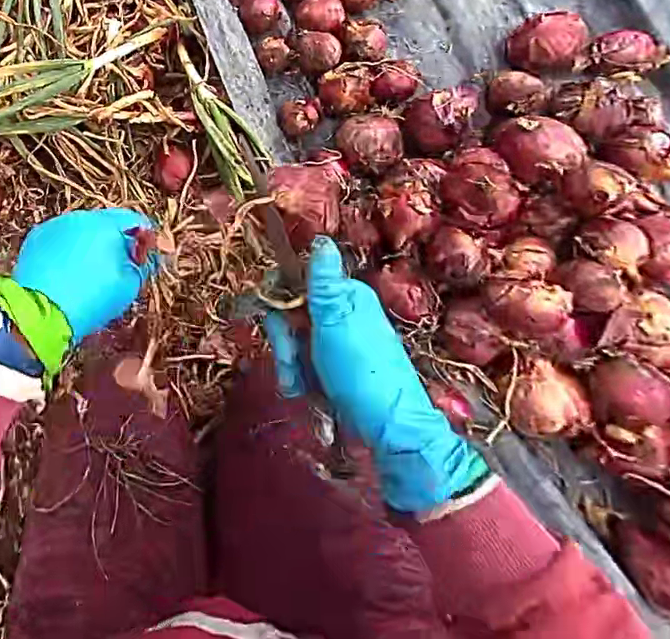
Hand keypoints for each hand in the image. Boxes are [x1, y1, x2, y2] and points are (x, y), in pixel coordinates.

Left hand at [12, 208, 155, 341]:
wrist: (42, 314)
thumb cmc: (90, 299)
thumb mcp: (129, 284)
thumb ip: (142, 262)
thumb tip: (144, 254)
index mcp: (107, 223)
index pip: (135, 220)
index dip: (143, 239)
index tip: (143, 256)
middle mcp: (80, 217)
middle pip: (107, 223)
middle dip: (115, 241)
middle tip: (118, 267)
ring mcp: (56, 225)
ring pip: (83, 229)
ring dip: (90, 244)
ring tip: (88, 273)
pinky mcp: (37, 237)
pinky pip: (61, 238)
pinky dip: (67, 250)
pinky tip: (68, 272)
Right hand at [264, 237, 488, 512]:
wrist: (389, 429)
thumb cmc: (362, 370)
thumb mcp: (336, 321)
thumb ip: (323, 282)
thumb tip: (320, 239)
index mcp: (345, 295)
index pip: (296, 282)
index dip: (280, 302)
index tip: (280, 323)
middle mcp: (339, 314)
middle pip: (290, 314)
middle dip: (284, 341)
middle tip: (292, 362)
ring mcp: (335, 343)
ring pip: (292, 343)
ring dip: (289, 365)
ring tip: (300, 385)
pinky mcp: (332, 369)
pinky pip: (301, 365)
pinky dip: (299, 379)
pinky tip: (306, 393)